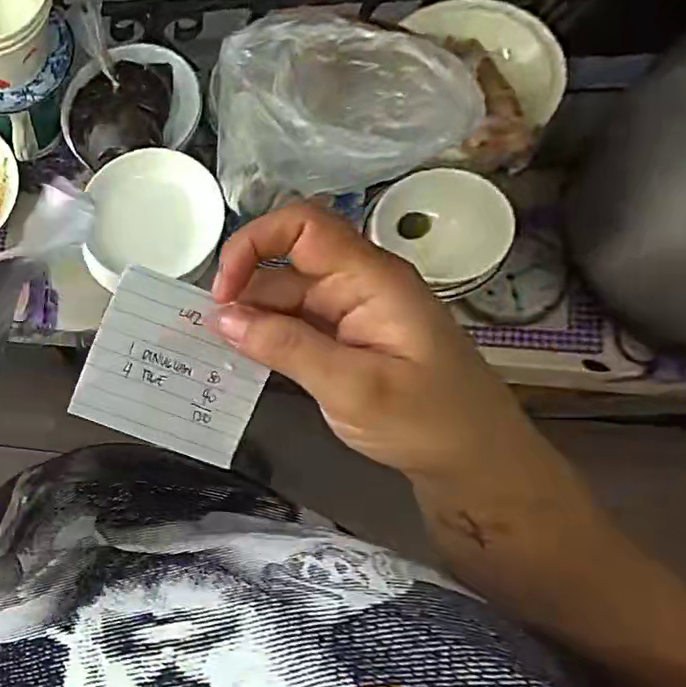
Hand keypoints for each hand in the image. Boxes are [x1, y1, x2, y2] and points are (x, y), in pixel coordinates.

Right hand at [211, 203, 570, 502]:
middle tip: (211, 334)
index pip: (304, 225)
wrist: (474, 461)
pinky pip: (294, 325)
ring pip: (284, 297)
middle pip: (286, 264)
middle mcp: (357, 285)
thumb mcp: (353, 387)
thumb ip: (286, 348)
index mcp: (371, 279)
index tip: (224, 291)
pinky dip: (266, 338)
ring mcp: (350, 313)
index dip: (254, 243)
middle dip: (243, 290)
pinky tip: (245, 359)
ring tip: (220, 351)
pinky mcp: (344, 340)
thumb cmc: (427, 421)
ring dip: (251, 319)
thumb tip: (222, 317)